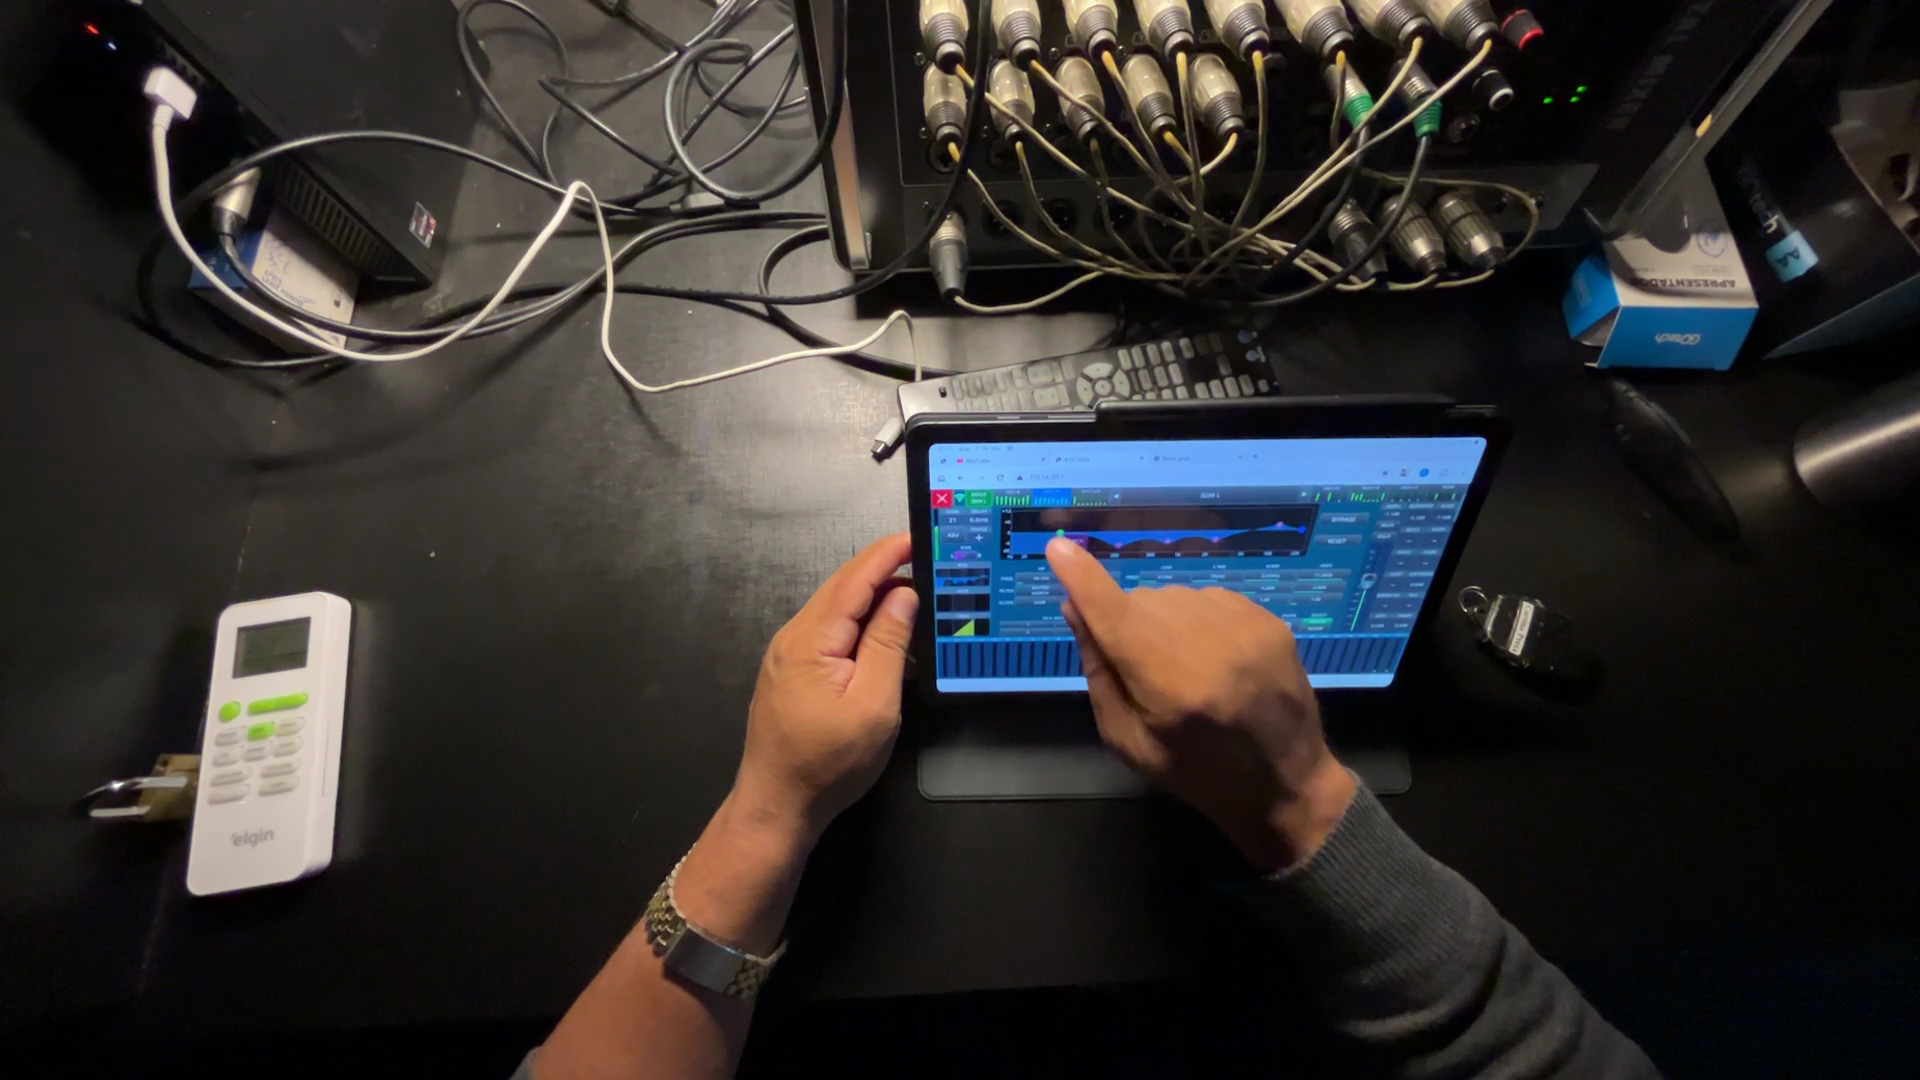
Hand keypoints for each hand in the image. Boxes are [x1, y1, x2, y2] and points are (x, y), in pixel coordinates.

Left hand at [734, 534, 917, 844]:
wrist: (777, 805)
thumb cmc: (828, 763)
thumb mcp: (873, 705)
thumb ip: (887, 644)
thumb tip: (903, 595)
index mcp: (811, 640)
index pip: (853, 581)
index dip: (886, 555)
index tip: (916, 537)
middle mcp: (793, 636)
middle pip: (842, 589)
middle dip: (883, 570)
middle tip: (924, 562)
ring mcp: (789, 653)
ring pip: (836, 609)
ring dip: (873, 598)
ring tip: (913, 596)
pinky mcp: (793, 670)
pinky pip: (830, 631)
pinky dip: (860, 623)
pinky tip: (883, 633)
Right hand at [1046, 537, 1355, 871]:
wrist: (1287, 784)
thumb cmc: (1195, 772)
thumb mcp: (1128, 739)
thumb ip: (1098, 671)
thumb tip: (1075, 607)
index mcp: (1167, 681)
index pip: (1112, 612)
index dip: (1081, 577)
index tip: (1058, 547)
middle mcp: (1206, 641)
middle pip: (1138, 602)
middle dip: (1126, 624)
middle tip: (1144, 672)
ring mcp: (1242, 625)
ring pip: (1171, 596)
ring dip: (1162, 620)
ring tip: (1186, 667)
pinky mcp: (1266, 618)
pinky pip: (1205, 597)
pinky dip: (1195, 619)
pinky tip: (1212, 655)